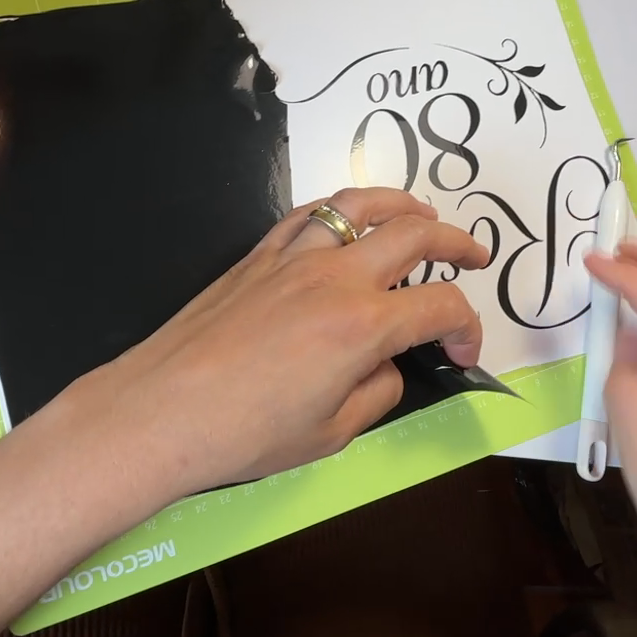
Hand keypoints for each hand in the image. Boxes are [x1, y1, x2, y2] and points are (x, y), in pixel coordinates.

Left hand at [61, 187, 489, 498]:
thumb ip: (376, 389)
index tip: (462, 353)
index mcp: (362, 325)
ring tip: (422, 213)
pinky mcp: (258, 254)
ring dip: (401, 204)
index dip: (467, 328)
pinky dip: (341, 208)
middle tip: (475, 256)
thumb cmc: (248, 433)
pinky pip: (309, 213)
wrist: (162, 409)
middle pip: (413, 233)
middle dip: (456, 241)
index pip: (441, 307)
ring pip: (359, 204)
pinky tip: (348, 218)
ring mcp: (293, 256)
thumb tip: (384, 362)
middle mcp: (335, 275)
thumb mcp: (332, 433)